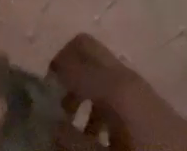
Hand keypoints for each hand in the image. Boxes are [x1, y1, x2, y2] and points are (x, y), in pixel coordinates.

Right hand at [50, 34, 186, 150]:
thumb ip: (74, 140)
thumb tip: (47, 123)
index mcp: (116, 83)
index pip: (68, 59)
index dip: (46, 75)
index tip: (35, 97)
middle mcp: (126, 73)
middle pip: (84, 46)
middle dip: (63, 67)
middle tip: (52, 99)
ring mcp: (140, 85)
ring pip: (99, 68)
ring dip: (81, 88)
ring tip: (73, 125)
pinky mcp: (150, 102)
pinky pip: (115, 88)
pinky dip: (99, 102)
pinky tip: (98, 135)